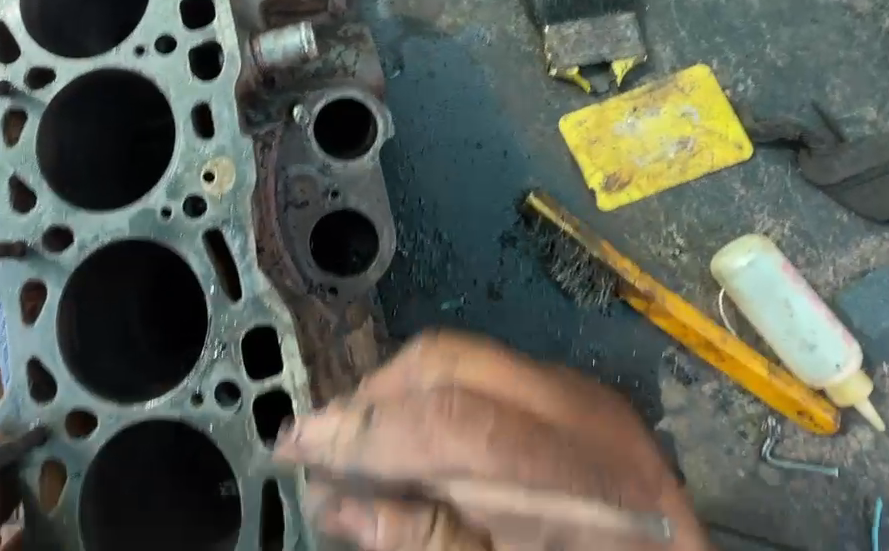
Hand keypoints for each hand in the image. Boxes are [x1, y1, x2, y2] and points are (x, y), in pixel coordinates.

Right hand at [273, 331, 709, 550]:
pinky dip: (431, 395)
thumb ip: (432, 545)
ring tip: (358, 442)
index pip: (456, 421)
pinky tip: (410, 437)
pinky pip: (483, 370)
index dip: (368, 431)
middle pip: (449, 363)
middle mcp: (586, 410)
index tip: (301, 447)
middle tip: (322, 445)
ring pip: (460, 356)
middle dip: (372, 398)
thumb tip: (340, 502)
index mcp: (587, 473)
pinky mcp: (574, 393)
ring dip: (396, 391)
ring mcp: (583, 393)